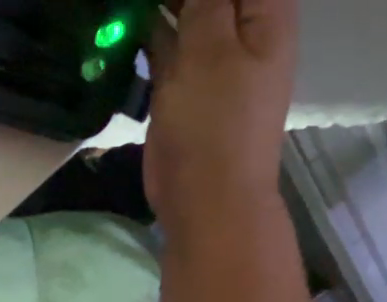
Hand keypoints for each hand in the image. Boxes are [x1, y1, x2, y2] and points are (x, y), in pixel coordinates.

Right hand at [144, 0, 299, 231]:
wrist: (205, 198)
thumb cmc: (214, 125)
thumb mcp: (210, 52)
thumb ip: (205, 3)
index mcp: (265, 14)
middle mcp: (241, 31)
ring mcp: (209, 61)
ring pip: (184, 15)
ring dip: (159, 7)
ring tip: (124, 6)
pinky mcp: (181, 89)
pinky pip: (165, 49)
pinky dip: (146, 36)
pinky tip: (121, 26)